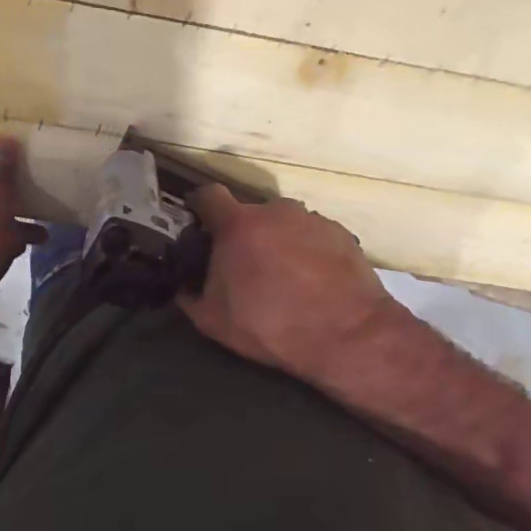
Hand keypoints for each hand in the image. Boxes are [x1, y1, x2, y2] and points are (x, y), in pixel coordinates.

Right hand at [177, 186, 409, 381]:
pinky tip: (309, 281)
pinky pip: (311, 236)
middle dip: (241, 235)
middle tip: (242, 267)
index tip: (197, 223)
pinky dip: (304, 251)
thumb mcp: (213, 321)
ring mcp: (312, 219)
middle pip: (249, 214)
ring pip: (282, 224)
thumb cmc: (270, 326)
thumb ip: (190, 297)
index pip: (209, 195)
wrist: (346, 335)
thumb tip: (184, 287)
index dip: (199, 206)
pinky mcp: (341, 233)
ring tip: (280, 277)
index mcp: (238, 225)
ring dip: (275, 242)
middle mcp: (276, 211)